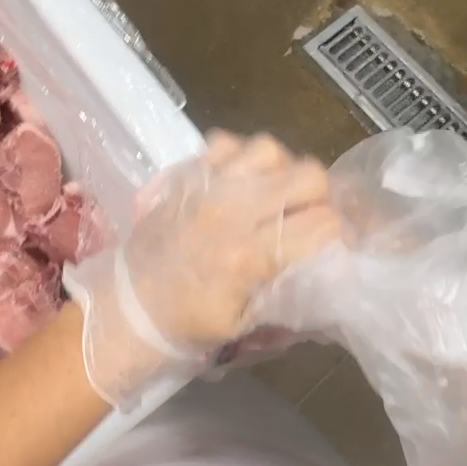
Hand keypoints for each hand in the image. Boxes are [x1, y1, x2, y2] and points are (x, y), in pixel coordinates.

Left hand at [67, 132, 340, 407]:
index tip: (335, 244)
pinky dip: (241, 155)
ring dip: (281, 170)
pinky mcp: (187, 174)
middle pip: (307, 175)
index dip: (339, 233)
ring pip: (270, 149)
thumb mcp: (246, 324)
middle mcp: (232, 211)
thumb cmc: (188, 323)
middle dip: (320, 196)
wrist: (127, 305)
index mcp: (250, 256)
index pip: (323, 223)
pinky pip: (227, 141)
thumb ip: (291, 297)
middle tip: (309, 216)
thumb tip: (335, 276)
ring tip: (274, 194)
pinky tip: (240, 179)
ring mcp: (207, 185)